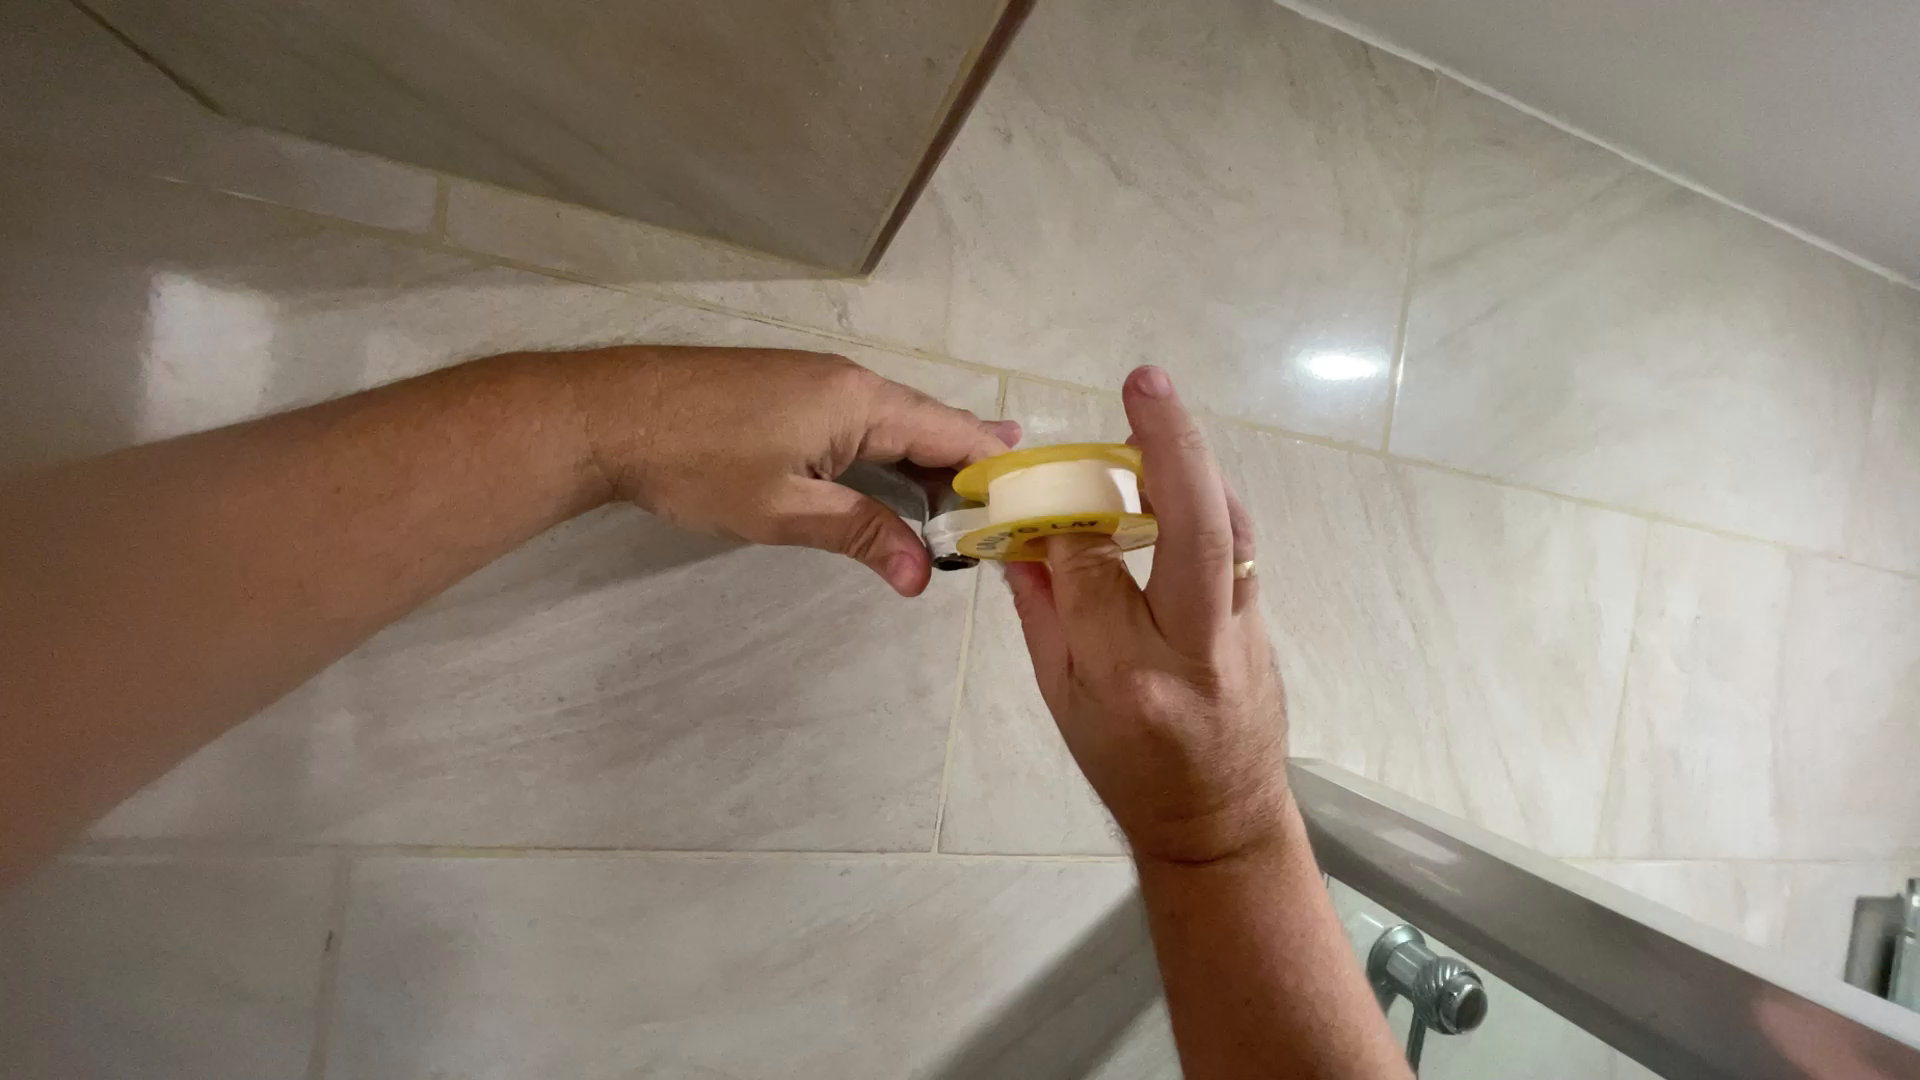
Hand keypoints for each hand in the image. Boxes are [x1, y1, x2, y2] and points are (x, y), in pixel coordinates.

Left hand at [550, 346, 1017, 595]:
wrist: (608, 415)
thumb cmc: (698, 464)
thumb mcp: (784, 509)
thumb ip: (860, 534)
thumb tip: (921, 577)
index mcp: (858, 401)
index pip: (947, 430)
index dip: (989, 462)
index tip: (1024, 492)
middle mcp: (847, 380)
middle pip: (925, 421)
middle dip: (965, 460)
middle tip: (1006, 494)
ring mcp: (816, 379)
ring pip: (892, 419)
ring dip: (928, 453)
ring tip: (969, 481)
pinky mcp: (790, 390)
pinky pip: (860, 417)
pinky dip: (891, 445)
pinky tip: (896, 462)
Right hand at [1004, 365, 1287, 864]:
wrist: (1217, 819)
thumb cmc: (1123, 766)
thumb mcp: (1058, 696)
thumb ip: (1039, 611)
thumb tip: (1022, 534)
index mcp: (1124, 677)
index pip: (1090, 571)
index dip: (1062, 520)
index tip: (1042, 489)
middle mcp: (1191, 649)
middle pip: (1190, 532)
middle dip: (1168, 448)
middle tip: (1144, 382)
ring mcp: (1241, 633)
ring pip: (1228, 528)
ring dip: (1193, 463)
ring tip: (1155, 415)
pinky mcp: (1262, 622)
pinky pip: (1236, 543)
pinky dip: (1206, 496)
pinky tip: (1178, 474)